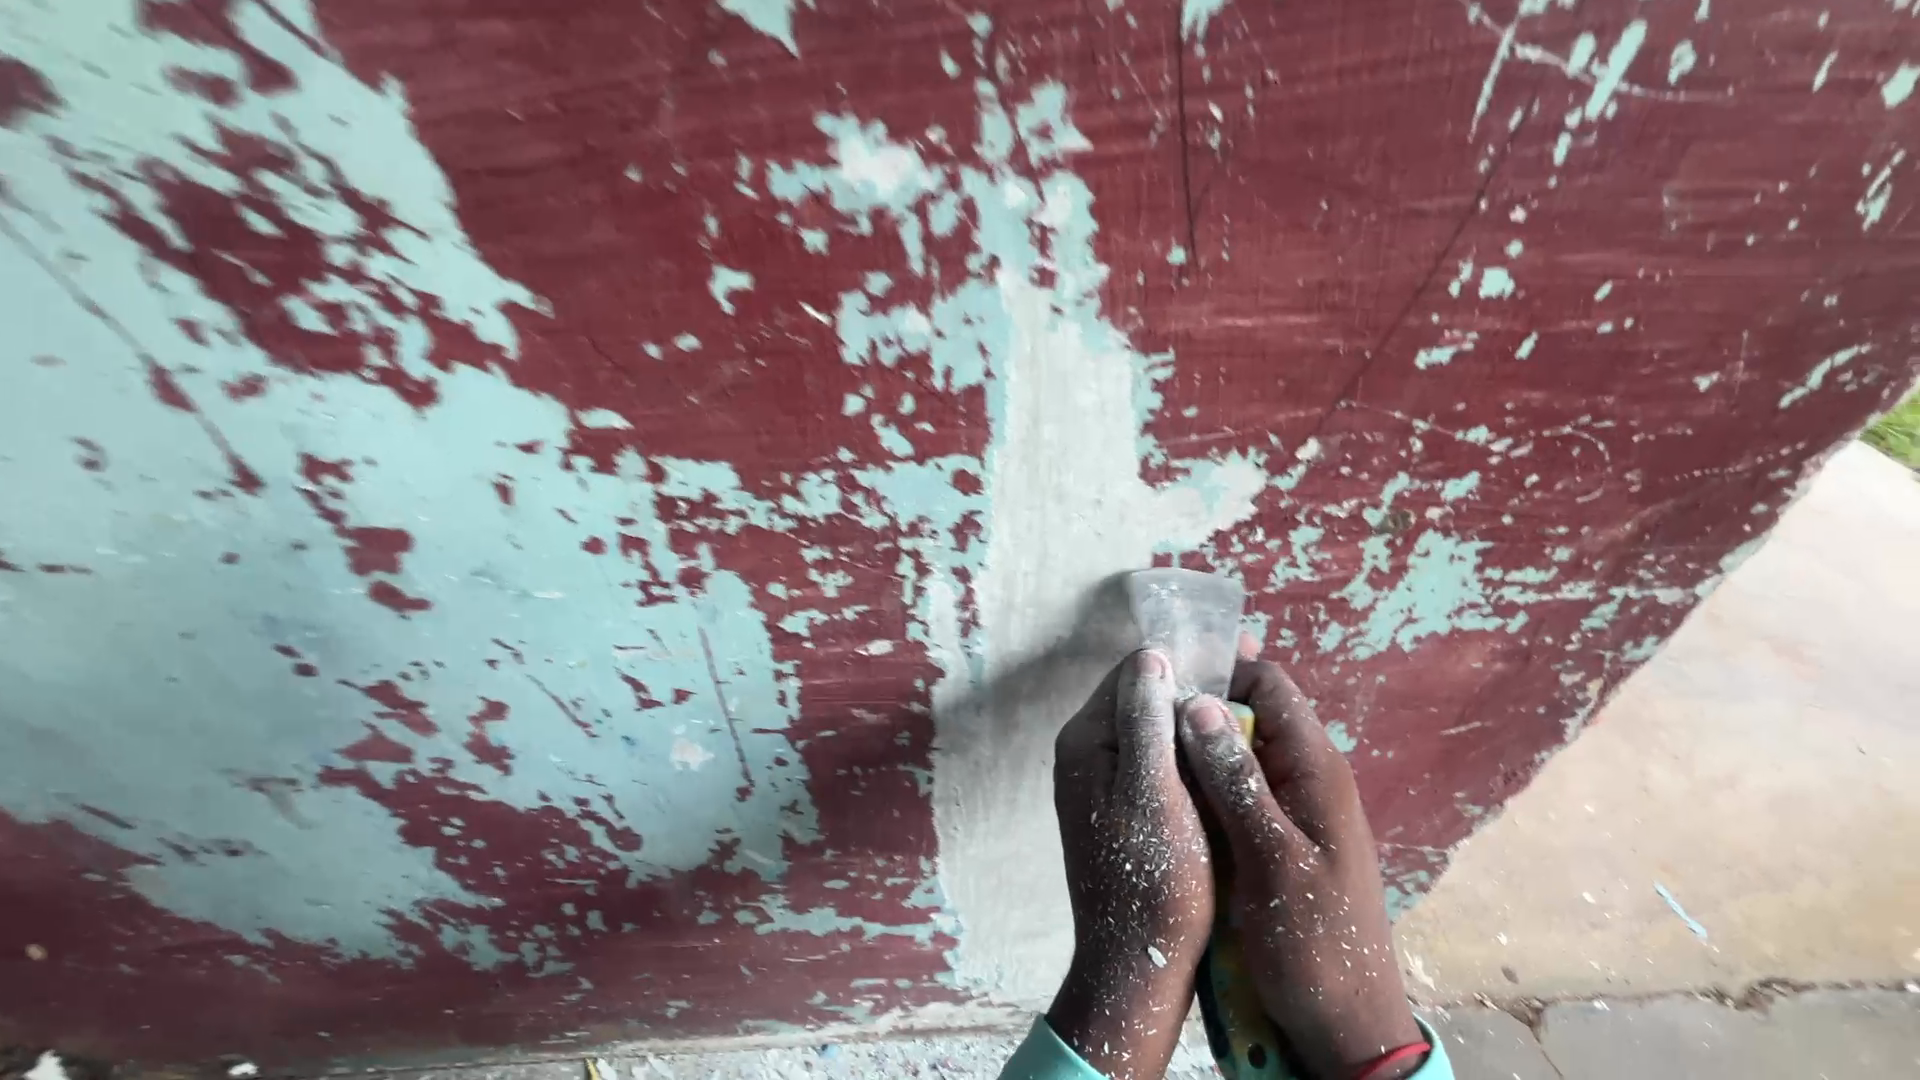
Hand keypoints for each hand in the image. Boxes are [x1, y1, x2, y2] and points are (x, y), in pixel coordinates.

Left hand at [1046, 649, 1213, 1079]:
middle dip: (1189, 686)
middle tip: (1248, 679)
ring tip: (1242, 710)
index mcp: (1085, 741)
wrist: (1138, 963)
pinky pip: (1154, 759)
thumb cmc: (1153, 879)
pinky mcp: (1119, 805)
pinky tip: (1220, 753)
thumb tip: (1150, 654)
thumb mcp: (1153, 792)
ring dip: (1189, 717)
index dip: (1182, 657)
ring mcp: (1100, 781)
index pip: (1132, 674)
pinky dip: (1185, 750)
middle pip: (1139, 698)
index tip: (1236, 652)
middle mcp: (1085, 752)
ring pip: (1150, 729)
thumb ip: (1146, 721)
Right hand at [1176, 661, 1423, 1079]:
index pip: (1271, 685)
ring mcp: (1289, 806)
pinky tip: (1165, 783)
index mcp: (1315, 770)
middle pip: (1251, 711)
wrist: (1342, 1025)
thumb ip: (1236, 780)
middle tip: (1140, 705)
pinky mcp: (1273, 833)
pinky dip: (1202, 775)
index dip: (1223, 668)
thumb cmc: (1312, 942)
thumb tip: (1198, 704)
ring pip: (1238, 748)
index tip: (1166, 669)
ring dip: (1196, 739)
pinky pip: (1235, 784)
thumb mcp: (1271, 859)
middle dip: (1200, 701)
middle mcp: (1305, 776)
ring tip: (1142, 737)